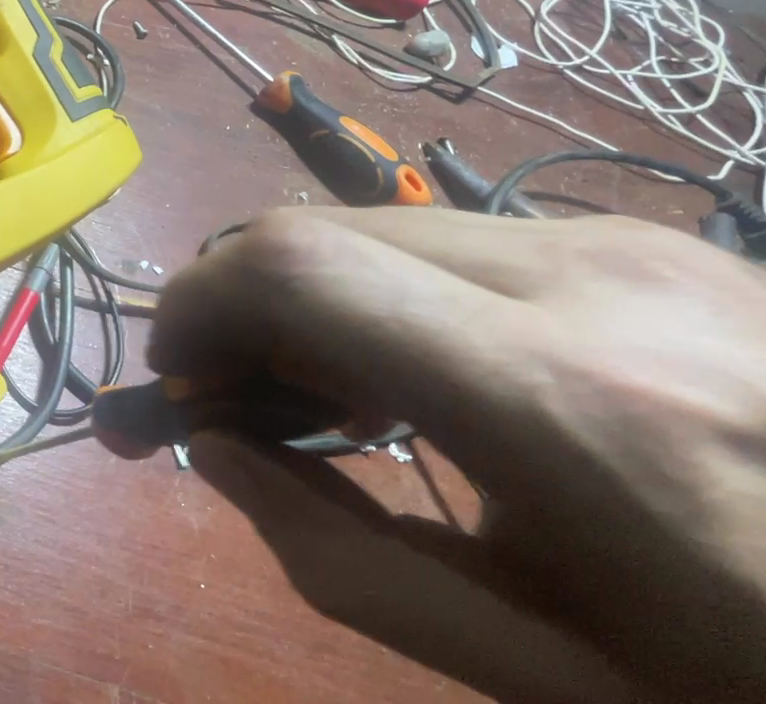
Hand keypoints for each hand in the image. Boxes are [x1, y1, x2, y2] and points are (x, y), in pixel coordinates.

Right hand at [152, 208, 765, 702]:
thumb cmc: (760, 681)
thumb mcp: (539, 670)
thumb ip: (333, 556)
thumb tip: (212, 449)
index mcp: (567, 400)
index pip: (293, 269)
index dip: (194, 306)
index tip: (177, 378)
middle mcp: (591, 279)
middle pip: (312, 230)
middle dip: (231, 303)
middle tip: (232, 394)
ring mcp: (633, 243)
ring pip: (369, 225)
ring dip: (303, 299)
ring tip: (326, 393)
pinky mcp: (652, 241)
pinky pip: (446, 240)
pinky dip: (378, 292)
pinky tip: (420, 371)